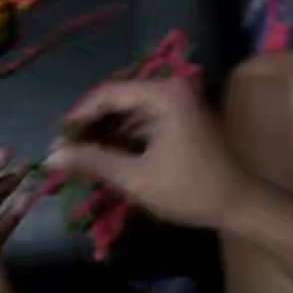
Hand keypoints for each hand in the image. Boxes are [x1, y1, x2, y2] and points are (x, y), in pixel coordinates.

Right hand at [44, 79, 260, 229]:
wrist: (240, 204)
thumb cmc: (190, 189)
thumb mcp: (137, 178)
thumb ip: (93, 161)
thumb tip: (51, 155)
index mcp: (164, 93)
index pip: (108, 93)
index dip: (78, 115)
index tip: (55, 139)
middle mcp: (172, 88)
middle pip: (118, 99)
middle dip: (90, 125)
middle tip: (63, 150)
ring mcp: (179, 101)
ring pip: (129, 111)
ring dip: (105, 132)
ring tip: (77, 156)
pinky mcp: (181, 117)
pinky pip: (144, 120)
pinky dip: (123, 137)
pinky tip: (103, 156)